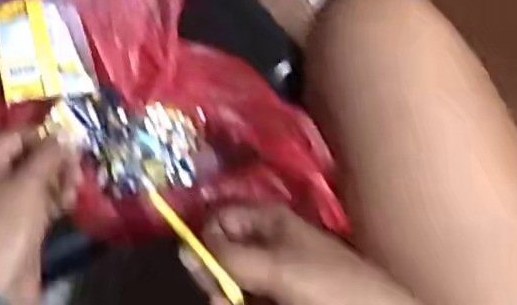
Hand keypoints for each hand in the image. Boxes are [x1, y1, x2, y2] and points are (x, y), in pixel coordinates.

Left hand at [0, 131, 80, 299]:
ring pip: (40, 177)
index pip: (21, 132)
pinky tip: (69, 201)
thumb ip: (48, 154)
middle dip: (56, 160)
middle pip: (32, 154)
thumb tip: (64, 132)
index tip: (73, 141)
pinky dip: (56, 197)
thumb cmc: (8, 222)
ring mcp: (9, 196)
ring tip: (74, 188)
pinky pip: (43, 198)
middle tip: (78, 168)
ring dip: (60, 179)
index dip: (46, 135)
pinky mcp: (23, 218)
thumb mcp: (29, 183)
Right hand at [181, 204, 420, 304]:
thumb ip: (229, 258)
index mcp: (269, 220)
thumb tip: (182, 248)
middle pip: (225, 255)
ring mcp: (282, 279)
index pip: (219, 219)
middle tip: (219, 301)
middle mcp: (271, 244)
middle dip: (216, 278)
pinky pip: (256, 301)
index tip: (199, 269)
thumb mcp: (278, 269)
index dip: (204, 240)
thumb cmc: (334, 290)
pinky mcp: (288, 302)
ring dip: (229, 298)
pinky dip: (246, 303)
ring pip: (239, 286)